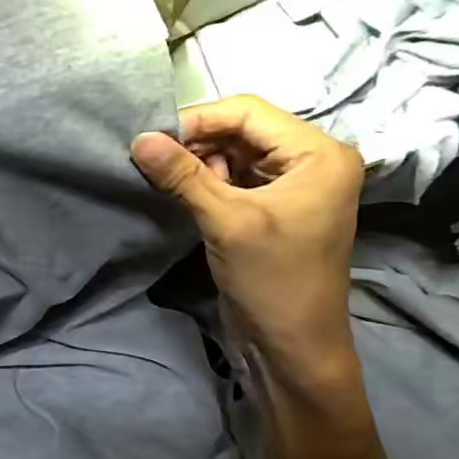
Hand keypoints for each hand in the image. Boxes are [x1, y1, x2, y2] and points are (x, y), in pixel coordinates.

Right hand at [131, 95, 363, 360]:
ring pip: (236, 152)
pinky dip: (208, 179)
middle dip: (197, 141)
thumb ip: (183, 175)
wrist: (293, 346)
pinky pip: (236, 177)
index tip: (152, 137)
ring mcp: (293, 183)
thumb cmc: (273, 280)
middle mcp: (311, 159)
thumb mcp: (226, 221)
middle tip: (155, 158)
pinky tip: (183, 189)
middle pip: (243, 129)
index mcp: (319, 153)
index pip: (249, 111)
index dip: (198, 119)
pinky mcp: (273, 206)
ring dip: (200, 162)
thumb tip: (138, 138)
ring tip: (168, 177)